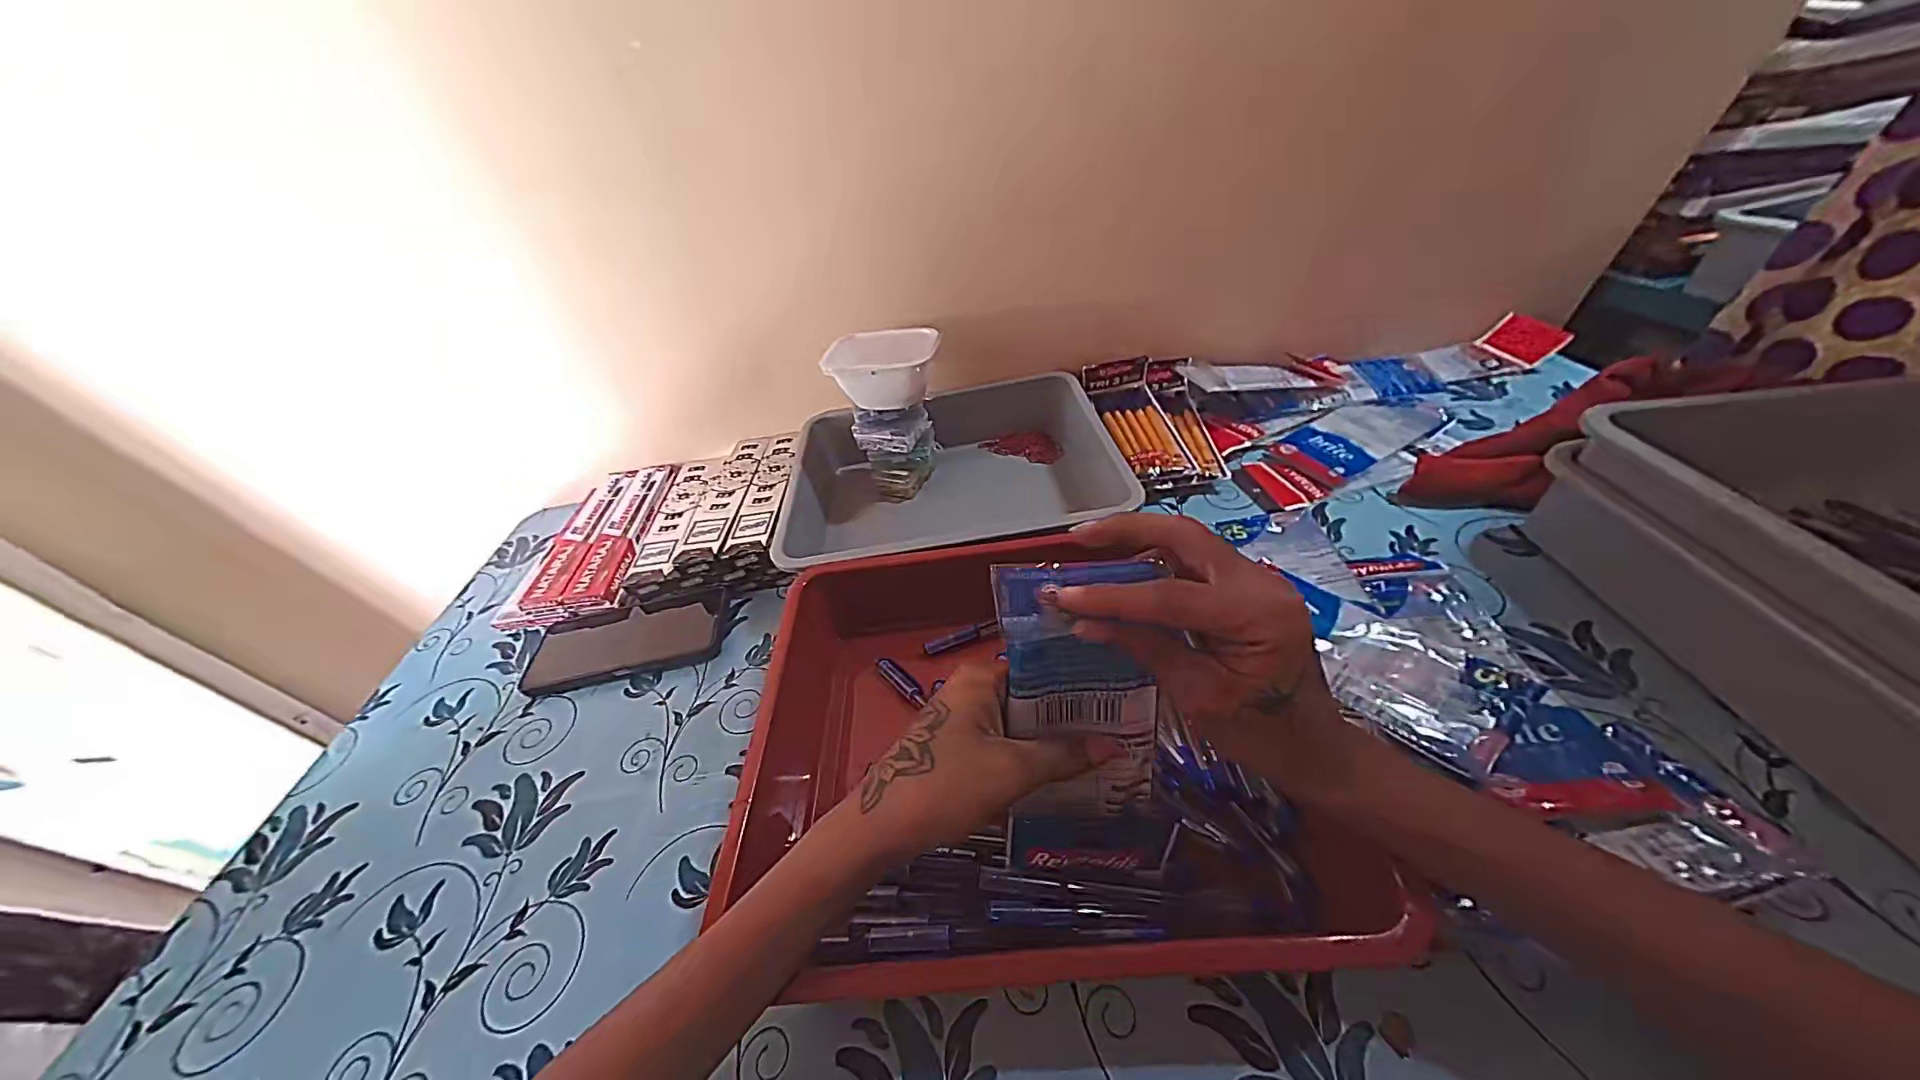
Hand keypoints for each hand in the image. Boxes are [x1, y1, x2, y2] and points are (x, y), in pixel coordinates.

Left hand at [850, 659, 1119, 859]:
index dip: (1081, 681)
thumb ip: (1064, 755)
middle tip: (1124, 725)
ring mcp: (965, 717)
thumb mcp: (1012, 770)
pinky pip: (1007, 742)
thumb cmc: (946, 785)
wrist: (882, 827)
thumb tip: (1115, 746)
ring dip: (1055, 738)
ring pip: (1021, 722)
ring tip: (1106, 747)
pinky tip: (1067, 770)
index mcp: (982, 676)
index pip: (1042, 666)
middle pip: (1033, 695)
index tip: (1122, 694)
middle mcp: (973, 688)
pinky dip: (1033, 754)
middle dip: (1073, 714)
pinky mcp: (961, 746)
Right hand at [1052, 513, 1369, 801]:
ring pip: (1188, 540)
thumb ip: (1145, 649)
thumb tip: (1085, 624)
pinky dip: (1155, 556)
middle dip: (1125, 531)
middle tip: (1077, 537)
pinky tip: (1124, 563)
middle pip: (1183, 536)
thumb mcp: (1198, 696)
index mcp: (1255, 615)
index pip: (1168, 595)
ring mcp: (1256, 580)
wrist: (1315, 744)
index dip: (1109, 595)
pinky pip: (1194, 559)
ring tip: (1090, 544)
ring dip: (1137, 537)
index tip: (1064, 596)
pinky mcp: (1246, 586)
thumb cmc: (1263, 733)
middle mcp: (1260, 583)